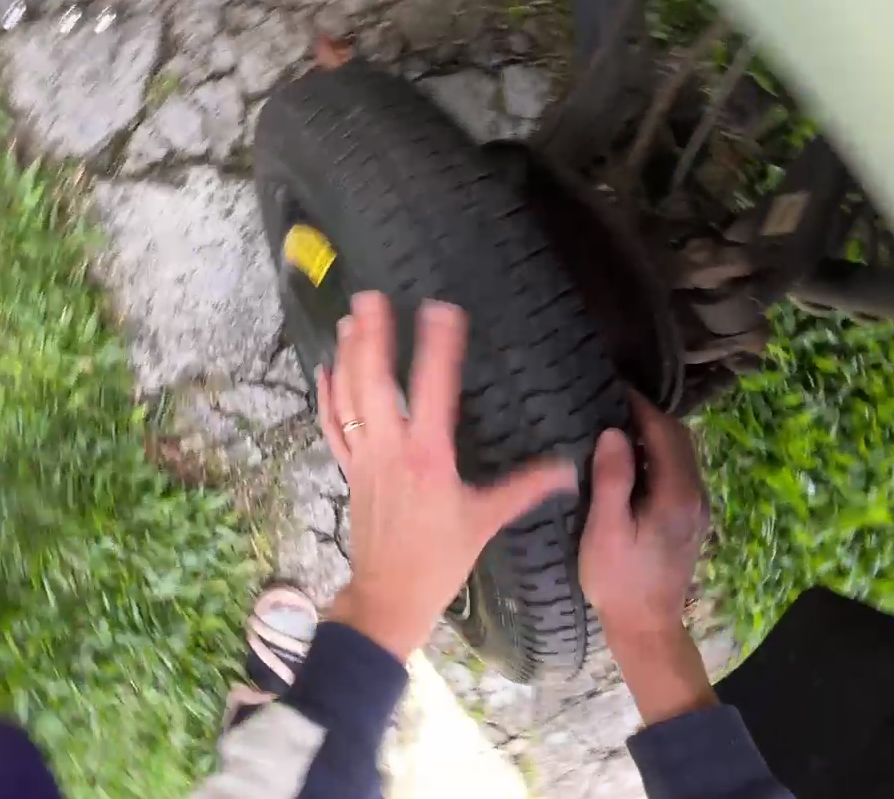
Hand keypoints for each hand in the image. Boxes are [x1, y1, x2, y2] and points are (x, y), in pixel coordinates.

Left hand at [315, 292, 578, 659]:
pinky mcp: (348, 469)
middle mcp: (390, 448)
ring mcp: (363, 457)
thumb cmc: (440, 558)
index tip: (439, 309)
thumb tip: (568, 469)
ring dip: (348, 357)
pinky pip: (332, 427)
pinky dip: (326, 396)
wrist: (389, 595)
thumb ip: (525, 489)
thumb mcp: (485, 521)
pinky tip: (325, 368)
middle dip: (372, 338)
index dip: (436, 347)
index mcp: (428, 456)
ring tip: (350, 320)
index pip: (433, 390)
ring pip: (349, 398)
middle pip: (375, 384)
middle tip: (371, 297)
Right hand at [579, 392, 715, 722]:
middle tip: (610, 398)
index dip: (640, 405)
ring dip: (651, 433)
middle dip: (648, 414)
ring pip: (679, 454)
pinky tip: (627, 456)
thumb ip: (612, 478)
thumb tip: (613, 431)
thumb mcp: (606, 528)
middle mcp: (695, 496)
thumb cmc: (618, 577)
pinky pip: (675, 470)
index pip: (664, 432)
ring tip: (613, 420)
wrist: (645, 627)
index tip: (611, 384)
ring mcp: (695, 508)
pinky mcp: (687, 518)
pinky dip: (654, 452)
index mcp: (676, 494)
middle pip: (678, 439)